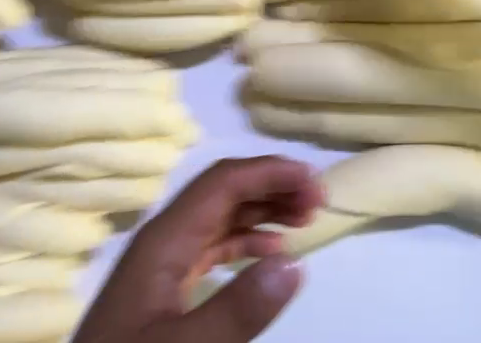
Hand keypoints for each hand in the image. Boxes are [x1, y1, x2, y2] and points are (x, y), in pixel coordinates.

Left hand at [72, 156, 324, 342]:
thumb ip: (237, 309)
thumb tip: (295, 262)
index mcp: (163, 239)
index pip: (222, 182)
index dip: (269, 172)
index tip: (313, 181)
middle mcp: (163, 240)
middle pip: (222, 192)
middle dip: (271, 186)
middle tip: (319, 200)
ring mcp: (162, 264)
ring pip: (219, 218)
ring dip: (263, 210)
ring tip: (306, 219)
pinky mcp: (165, 289)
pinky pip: (213, 247)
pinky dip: (247, 240)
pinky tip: (270, 251)